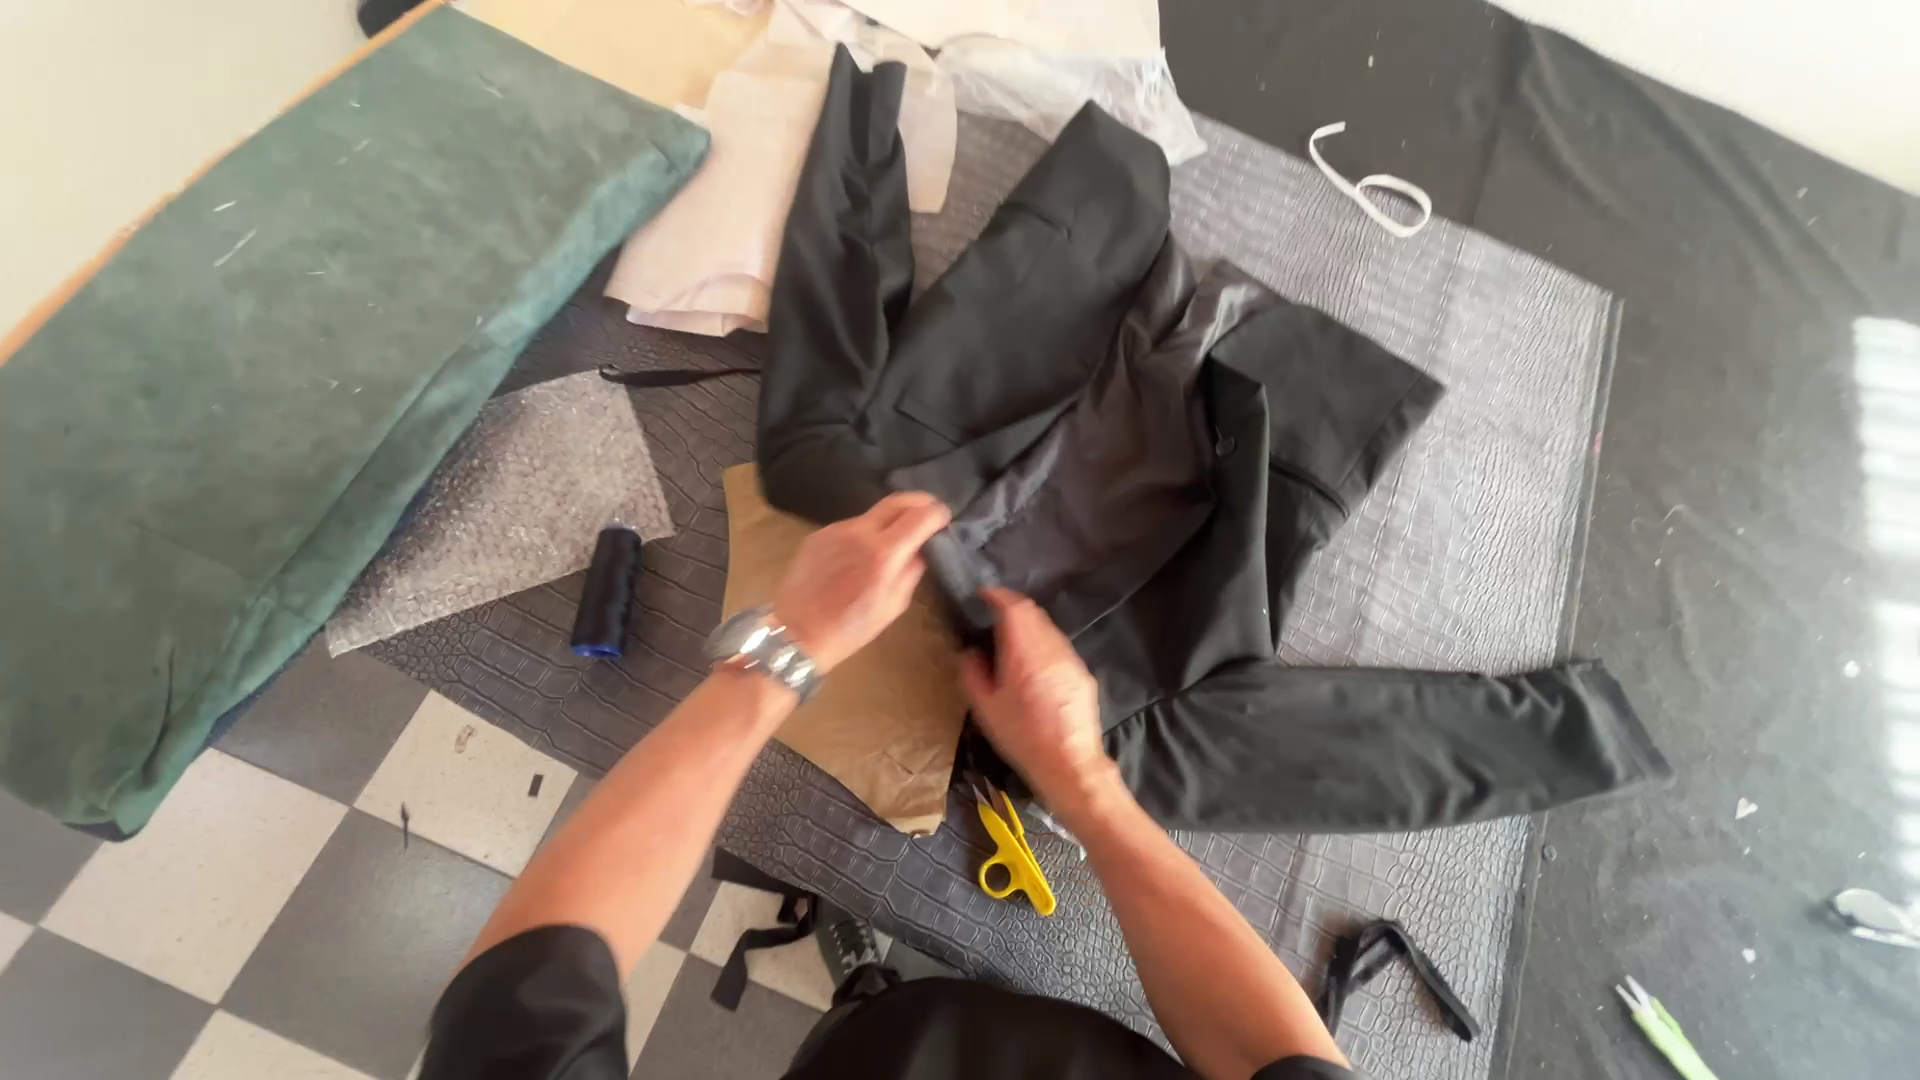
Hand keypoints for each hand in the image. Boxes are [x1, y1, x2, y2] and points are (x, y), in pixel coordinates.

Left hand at [772, 492, 951, 672]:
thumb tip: (922, 548)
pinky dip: (865, 533)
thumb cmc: (850, 628)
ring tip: (895, 539)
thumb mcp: (893, 605)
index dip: (938, 513)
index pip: (921, 515)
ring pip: (873, 513)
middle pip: (897, 500)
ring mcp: (836, 529)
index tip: (944, 519)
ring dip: (890, 520)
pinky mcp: (819, 534)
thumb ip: (911, 571)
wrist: (796, 632)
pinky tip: (862, 554)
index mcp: (883, 553)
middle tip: (929, 512)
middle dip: (919, 502)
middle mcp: (860, 532)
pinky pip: (851, 526)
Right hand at [960, 588, 1119, 812]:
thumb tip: (970, 652)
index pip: (1014, 606)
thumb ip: (972, 673)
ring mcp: (1070, 658)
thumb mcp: (986, 709)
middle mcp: (1050, 647)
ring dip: (1029, 623)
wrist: (1069, 763)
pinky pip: (1059, 645)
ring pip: (1048, 627)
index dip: (998, 594)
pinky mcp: (1082, 671)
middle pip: (1033, 611)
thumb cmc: (1022, 736)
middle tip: (994, 611)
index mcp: (1023, 652)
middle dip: (1012, 606)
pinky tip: (1033, 660)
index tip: (984, 593)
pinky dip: (1043, 641)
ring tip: (1011, 635)